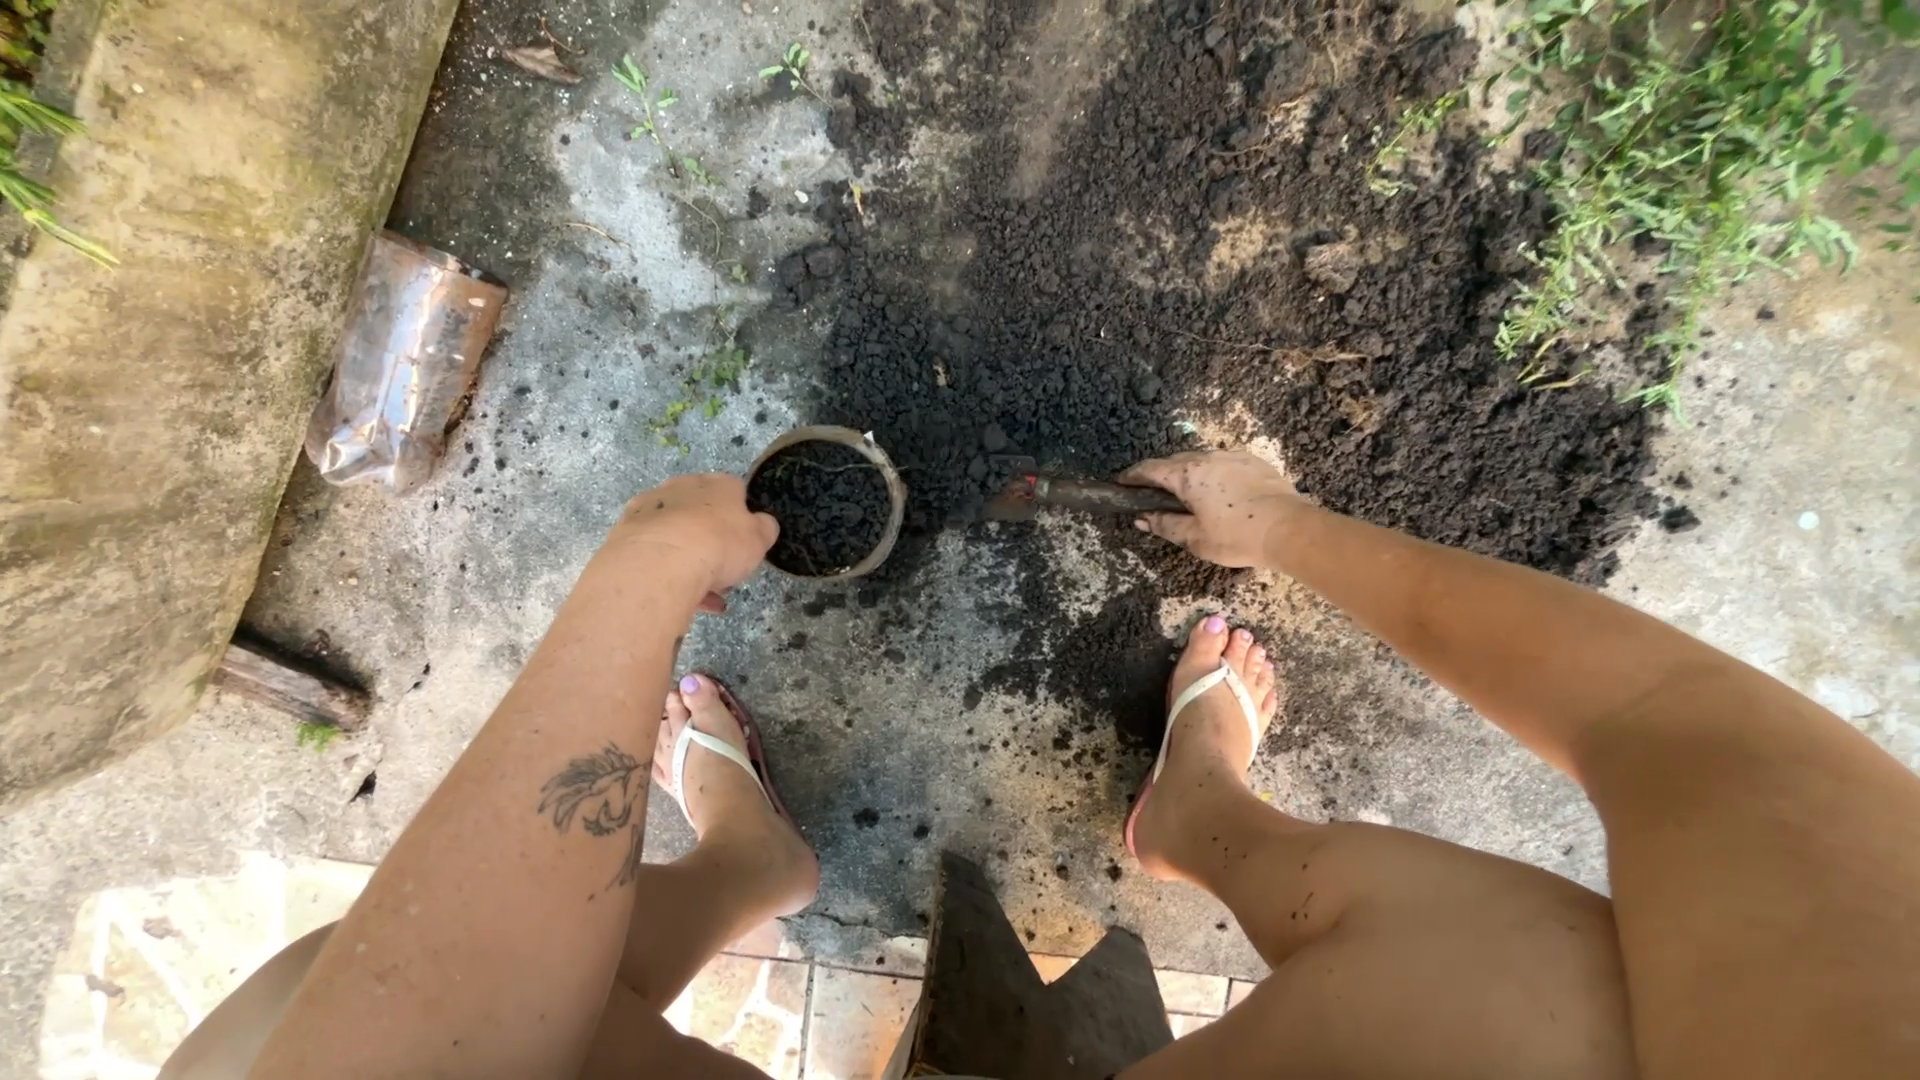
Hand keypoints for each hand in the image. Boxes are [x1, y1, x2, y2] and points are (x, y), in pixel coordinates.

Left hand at [606, 474, 778, 611]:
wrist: (660, 561)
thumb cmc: (719, 544)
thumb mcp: (759, 539)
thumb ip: (765, 529)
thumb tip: (763, 523)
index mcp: (718, 484)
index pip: (735, 491)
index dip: (741, 518)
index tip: (744, 543)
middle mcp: (682, 487)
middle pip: (701, 513)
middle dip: (711, 539)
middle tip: (722, 570)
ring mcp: (650, 509)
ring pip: (676, 535)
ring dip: (690, 561)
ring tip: (705, 596)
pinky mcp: (625, 533)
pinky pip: (655, 553)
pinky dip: (668, 573)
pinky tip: (682, 600)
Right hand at [1119, 450, 1308, 567]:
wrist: (1289, 529)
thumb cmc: (1237, 537)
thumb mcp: (1194, 539)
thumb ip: (1165, 525)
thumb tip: (1142, 518)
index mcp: (1187, 475)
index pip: (1150, 469)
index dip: (1132, 476)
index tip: (1122, 483)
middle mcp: (1207, 458)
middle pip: (1174, 461)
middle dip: (1159, 474)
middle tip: (1152, 491)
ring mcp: (1232, 456)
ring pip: (1200, 459)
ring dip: (1187, 472)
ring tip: (1186, 491)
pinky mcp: (1254, 461)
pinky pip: (1223, 462)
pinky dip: (1212, 472)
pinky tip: (1217, 490)